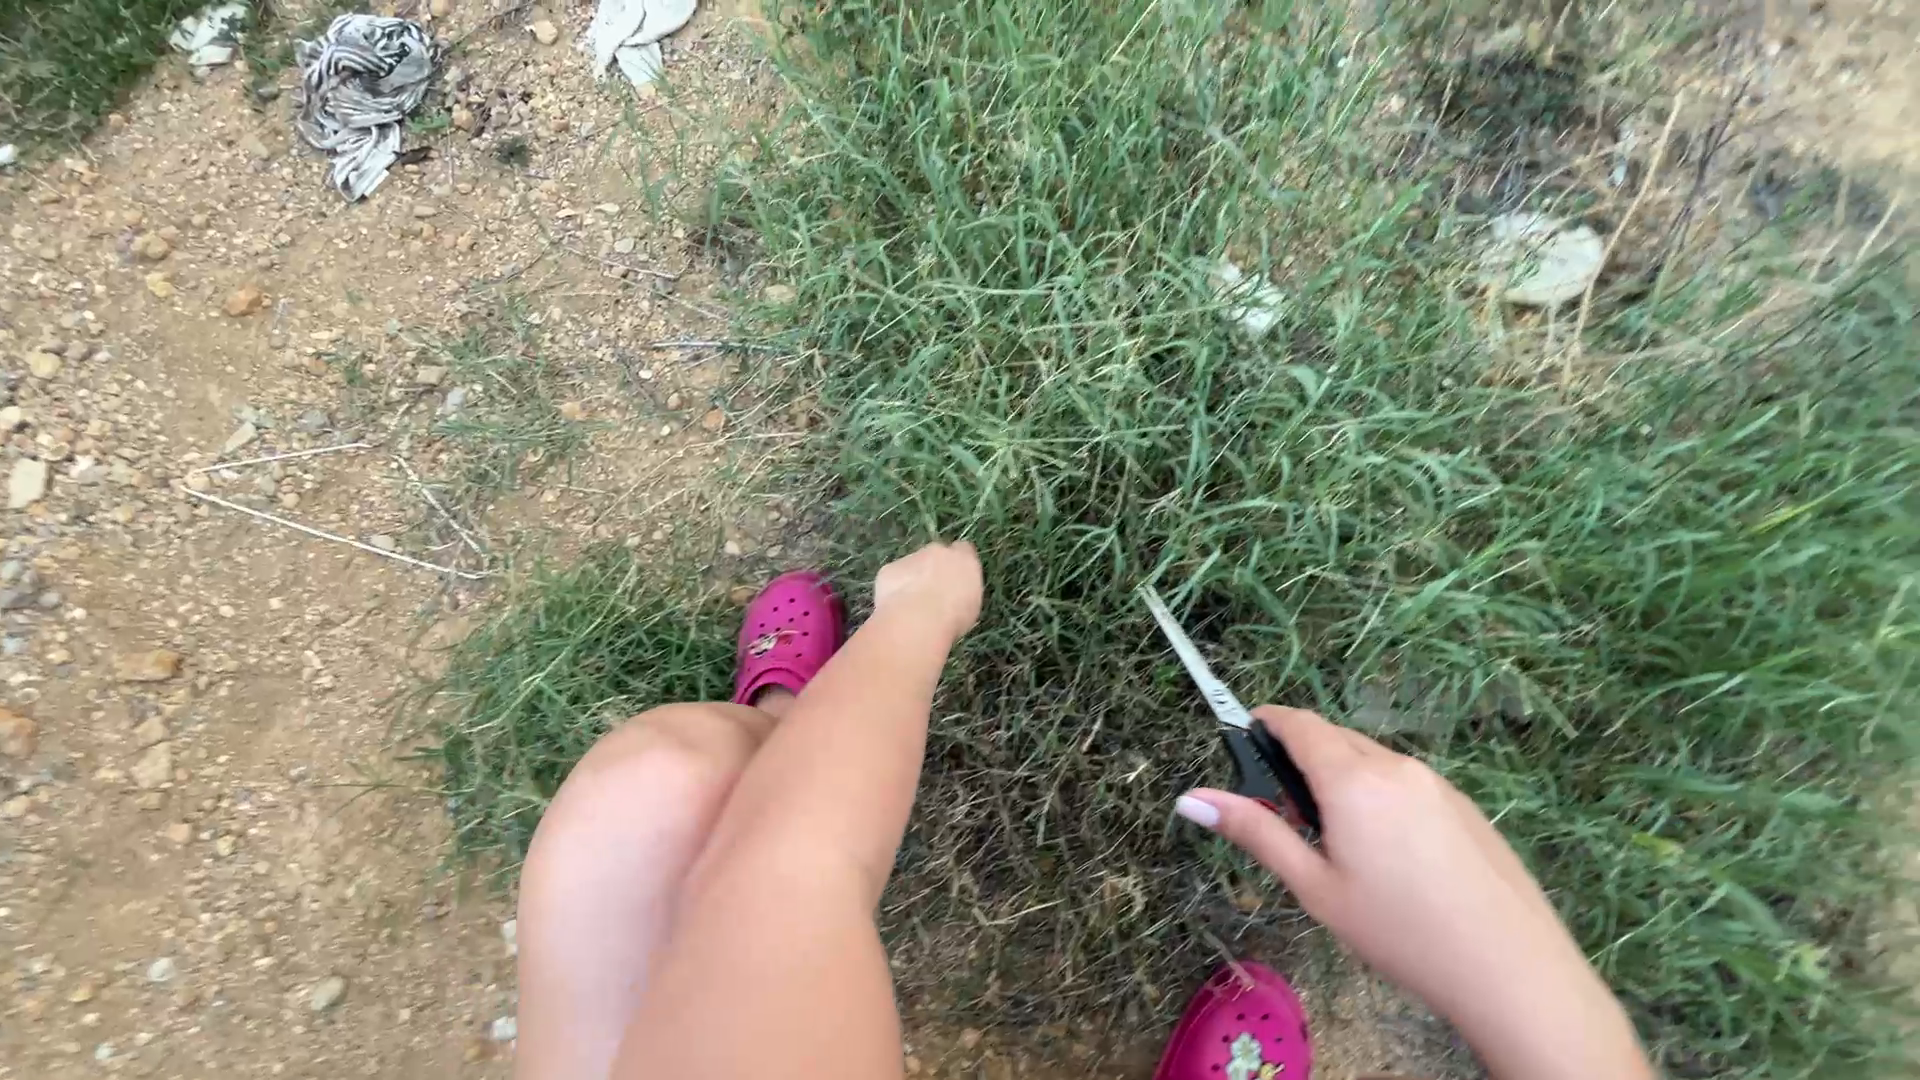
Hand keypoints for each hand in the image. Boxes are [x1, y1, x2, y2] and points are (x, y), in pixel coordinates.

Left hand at [872, 540, 982, 642]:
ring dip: (912, 579)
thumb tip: (955, 594)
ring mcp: (911, 557)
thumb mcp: (971, 607)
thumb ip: (963, 591)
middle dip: (933, 569)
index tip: (954, 580)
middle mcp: (938, 551)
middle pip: (936, 554)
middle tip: (932, 595)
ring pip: (912, 565)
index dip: (957, 564)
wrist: (918, 620)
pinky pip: (893, 577)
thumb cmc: (953, 619)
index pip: (963, 550)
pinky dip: (893, 588)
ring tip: (911, 606)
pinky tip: (895, 607)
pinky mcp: (889, 568)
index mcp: (964, 560)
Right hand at [1175, 707, 1650, 1079]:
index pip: (1299, 722)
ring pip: (1371, 759)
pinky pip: (1406, 780)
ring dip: (1341, 775)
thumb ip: (1254, 832)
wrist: (1519, 977)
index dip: (1267, 720)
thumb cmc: (1400, 932)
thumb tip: (1190, 798)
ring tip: (1339, 840)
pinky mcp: (1467, 807)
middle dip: (1301, 754)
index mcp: (1352, 779)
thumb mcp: (1314, 887)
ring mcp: (1438, 784)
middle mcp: (1396, 766)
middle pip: (1334, 736)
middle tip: (1287, 809)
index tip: (1246, 734)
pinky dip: (1379, 792)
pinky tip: (1392, 855)